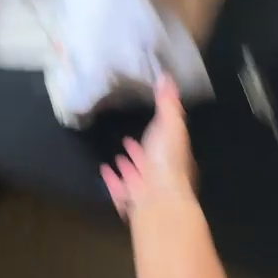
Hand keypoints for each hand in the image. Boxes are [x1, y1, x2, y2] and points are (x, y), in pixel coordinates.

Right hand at [100, 76, 194, 220]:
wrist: (157, 200)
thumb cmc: (166, 161)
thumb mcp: (171, 125)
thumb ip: (168, 104)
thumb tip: (169, 76)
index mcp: (174, 157)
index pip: (168, 142)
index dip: (159, 132)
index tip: (149, 121)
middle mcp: (162, 174)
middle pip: (151, 160)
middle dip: (140, 151)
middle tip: (126, 139)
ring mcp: (147, 189)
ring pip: (136, 175)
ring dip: (128, 166)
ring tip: (115, 155)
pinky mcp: (131, 200)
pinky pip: (119, 187)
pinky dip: (112, 179)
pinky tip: (103, 170)